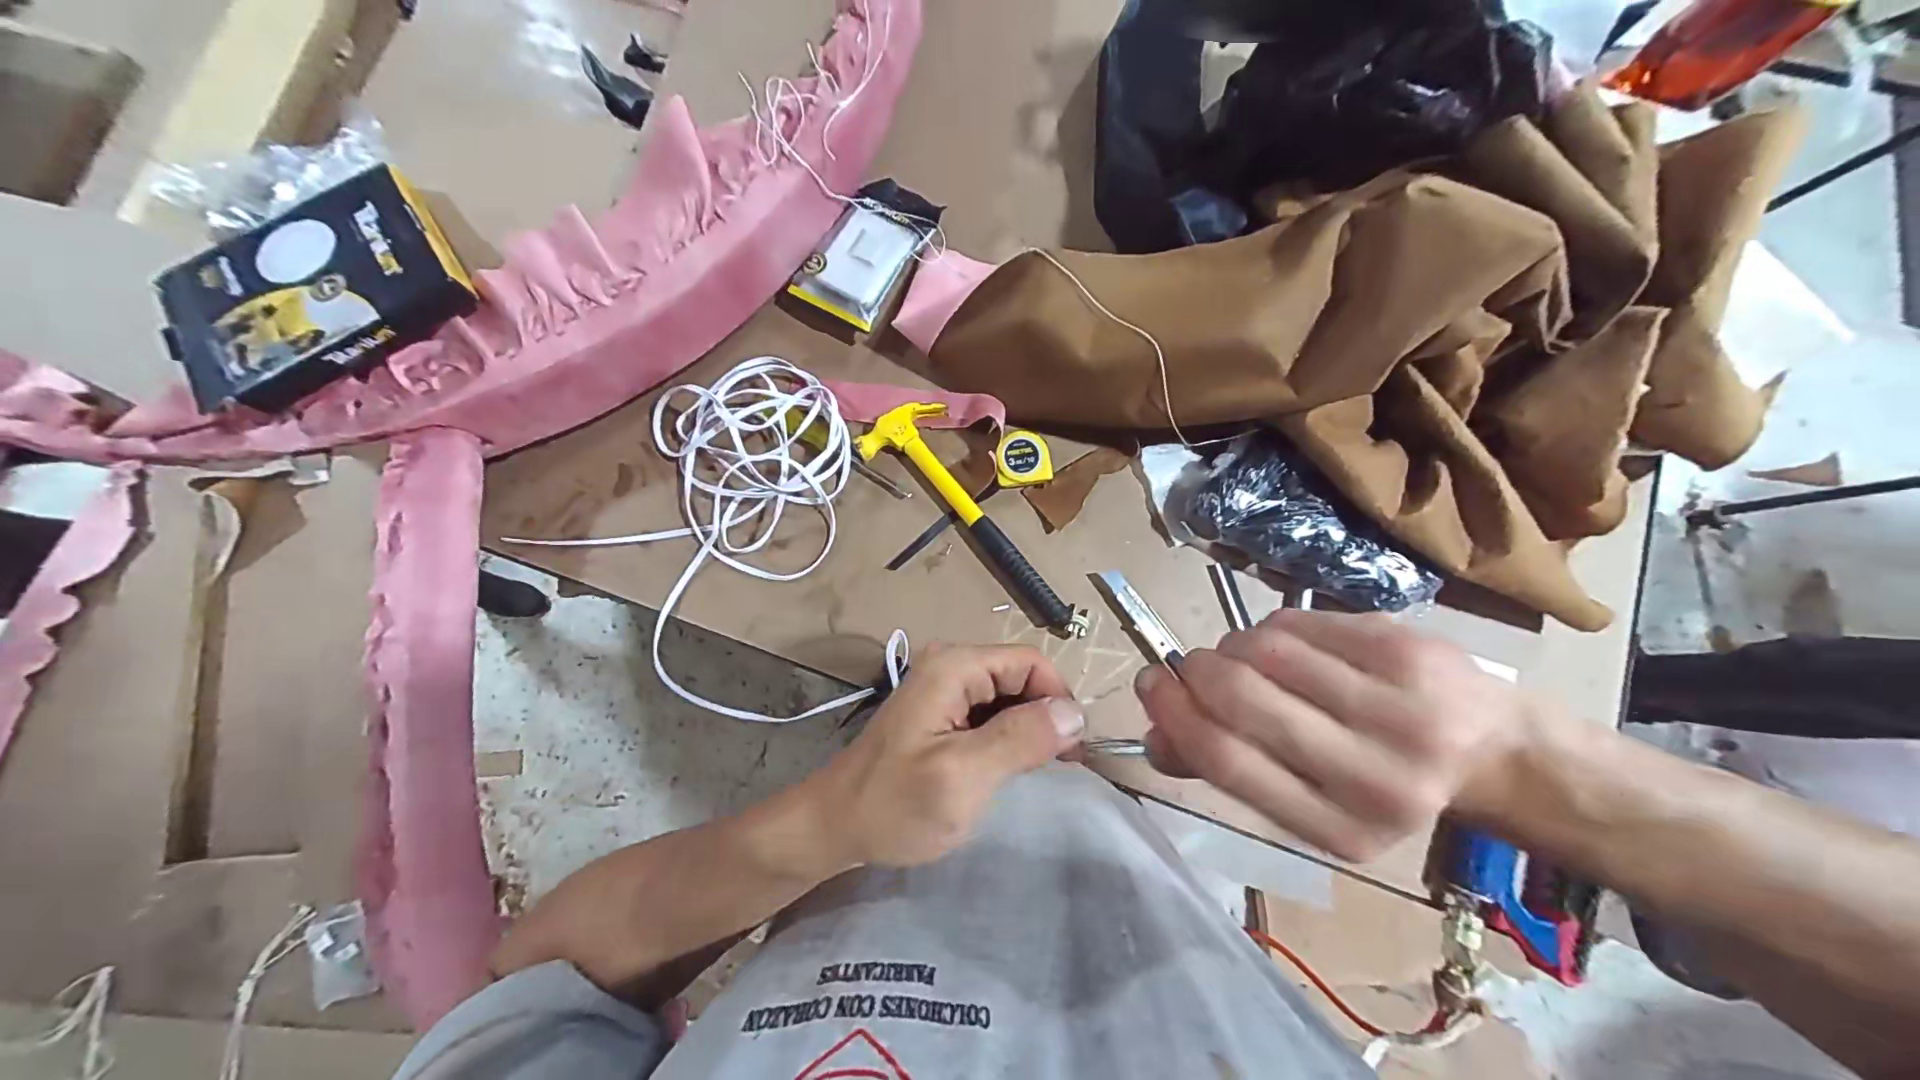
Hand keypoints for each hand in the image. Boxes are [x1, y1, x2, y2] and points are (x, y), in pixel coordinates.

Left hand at [802, 644, 1085, 868]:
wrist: (835, 825)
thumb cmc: (895, 804)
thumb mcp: (963, 775)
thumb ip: (1019, 738)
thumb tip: (1075, 713)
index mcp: (954, 667)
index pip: (1030, 663)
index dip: (1058, 700)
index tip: (1072, 750)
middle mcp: (950, 665)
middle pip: (1021, 677)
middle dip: (1044, 716)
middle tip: (1053, 767)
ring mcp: (943, 688)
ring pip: (1009, 696)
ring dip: (1028, 729)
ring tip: (1029, 771)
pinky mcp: (941, 712)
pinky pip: (990, 713)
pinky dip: (1007, 737)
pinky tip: (1004, 768)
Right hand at [1134, 610, 1544, 861]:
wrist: (1492, 752)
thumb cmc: (1378, 780)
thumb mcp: (1304, 798)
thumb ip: (1225, 769)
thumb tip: (1154, 737)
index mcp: (1339, 828)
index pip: (1229, 760)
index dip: (1176, 715)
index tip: (1151, 686)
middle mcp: (1373, 776)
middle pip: (1243, 698)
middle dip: (1196, 671)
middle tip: (1188, 666)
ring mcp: (1398, 708)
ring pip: (1268, 651)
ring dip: (1233, 647)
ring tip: (1243, 658)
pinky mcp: (1407, 651)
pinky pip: (1300, 623)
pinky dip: (1271, 628)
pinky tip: (1285, 644)